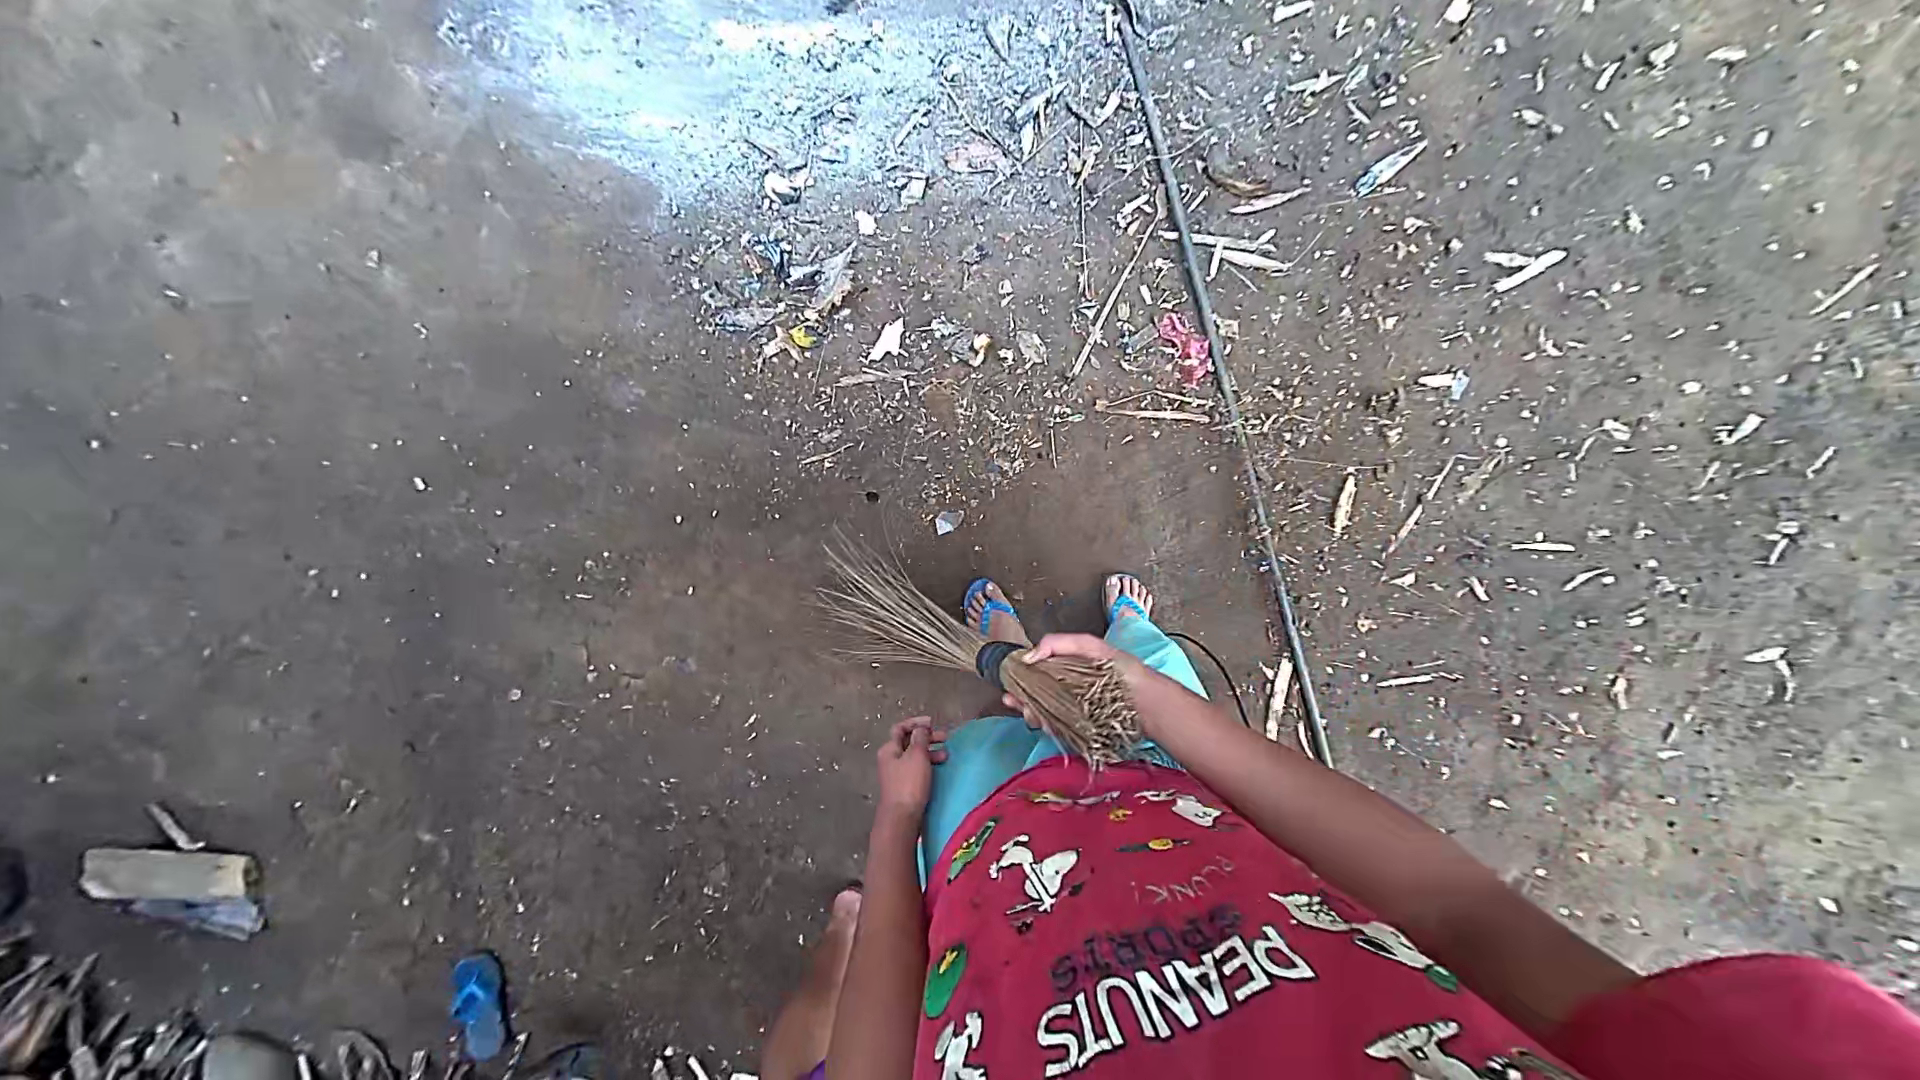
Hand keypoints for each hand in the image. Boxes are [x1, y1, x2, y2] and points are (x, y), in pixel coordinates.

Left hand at [876, 716, 946, 822]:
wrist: (902, 818)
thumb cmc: (909, 783)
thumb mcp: (917, 756)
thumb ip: (920, 738)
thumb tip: (920, 729)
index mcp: (889, 749)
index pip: (900, 728)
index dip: (916, 722)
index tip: (932, 723)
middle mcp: (891, 759)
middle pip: (909, 741)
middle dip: (927, 737)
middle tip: (945, 737)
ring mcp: (897, 774)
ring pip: (915, 755)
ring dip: (930, 751)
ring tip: (946, 755)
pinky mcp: (904, 786)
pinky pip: (917, 768)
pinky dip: (928, 764)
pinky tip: (939, 768)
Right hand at [999, 634, 1152, 726]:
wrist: (1146, 702)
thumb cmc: (1121, 670)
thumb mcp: (1088, 645)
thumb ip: (1055, 644)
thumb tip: (1028, 656)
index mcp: (1067, 667)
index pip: (1037, 671)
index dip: (1021, 675)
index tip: (1010, 681)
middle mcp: (1067, 688)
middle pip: (1036, 693)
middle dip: (1021, 698)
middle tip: (1013, 701)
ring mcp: (1072, 709)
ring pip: (1042, 711)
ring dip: (1031, 713)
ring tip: (1030, 713)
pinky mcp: (1078, 727)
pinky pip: (1055, 727)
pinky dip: (1046, 726)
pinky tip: (1044, 724)